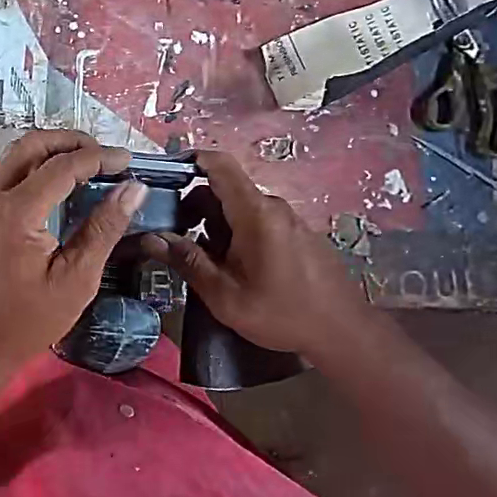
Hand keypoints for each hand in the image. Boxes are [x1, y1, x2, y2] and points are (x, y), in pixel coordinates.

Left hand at [0, 130, 143, 370]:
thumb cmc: (30, 318)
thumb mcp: (77, 277)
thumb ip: (104, 228)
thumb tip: (133, 188)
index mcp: (17, 212)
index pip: (61, 166)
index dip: (99, 157)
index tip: (129, 161)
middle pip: (32, 145)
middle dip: (71, 141)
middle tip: (107, 156)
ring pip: (18, 154)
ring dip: (53, 150)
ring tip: (92, 164)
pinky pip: (12, 172)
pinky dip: (39, 166)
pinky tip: (66, 183)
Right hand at [140, 150, 373, 359]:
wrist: (347, 336)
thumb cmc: (282, 312)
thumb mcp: (223, 294)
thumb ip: (185, 261)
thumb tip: (149, 238)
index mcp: (255, 213)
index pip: (219, 165)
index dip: (188, 160)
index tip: (162, 175)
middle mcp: (273, 207)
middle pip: (222, 190)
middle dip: (193, 207)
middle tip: (174, 237)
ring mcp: (287, 220)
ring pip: (238, 208)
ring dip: (213, 224)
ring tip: (202, 258)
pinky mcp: (296, 234)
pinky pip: (255, 221)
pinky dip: (234, 233)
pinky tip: (231, 265)